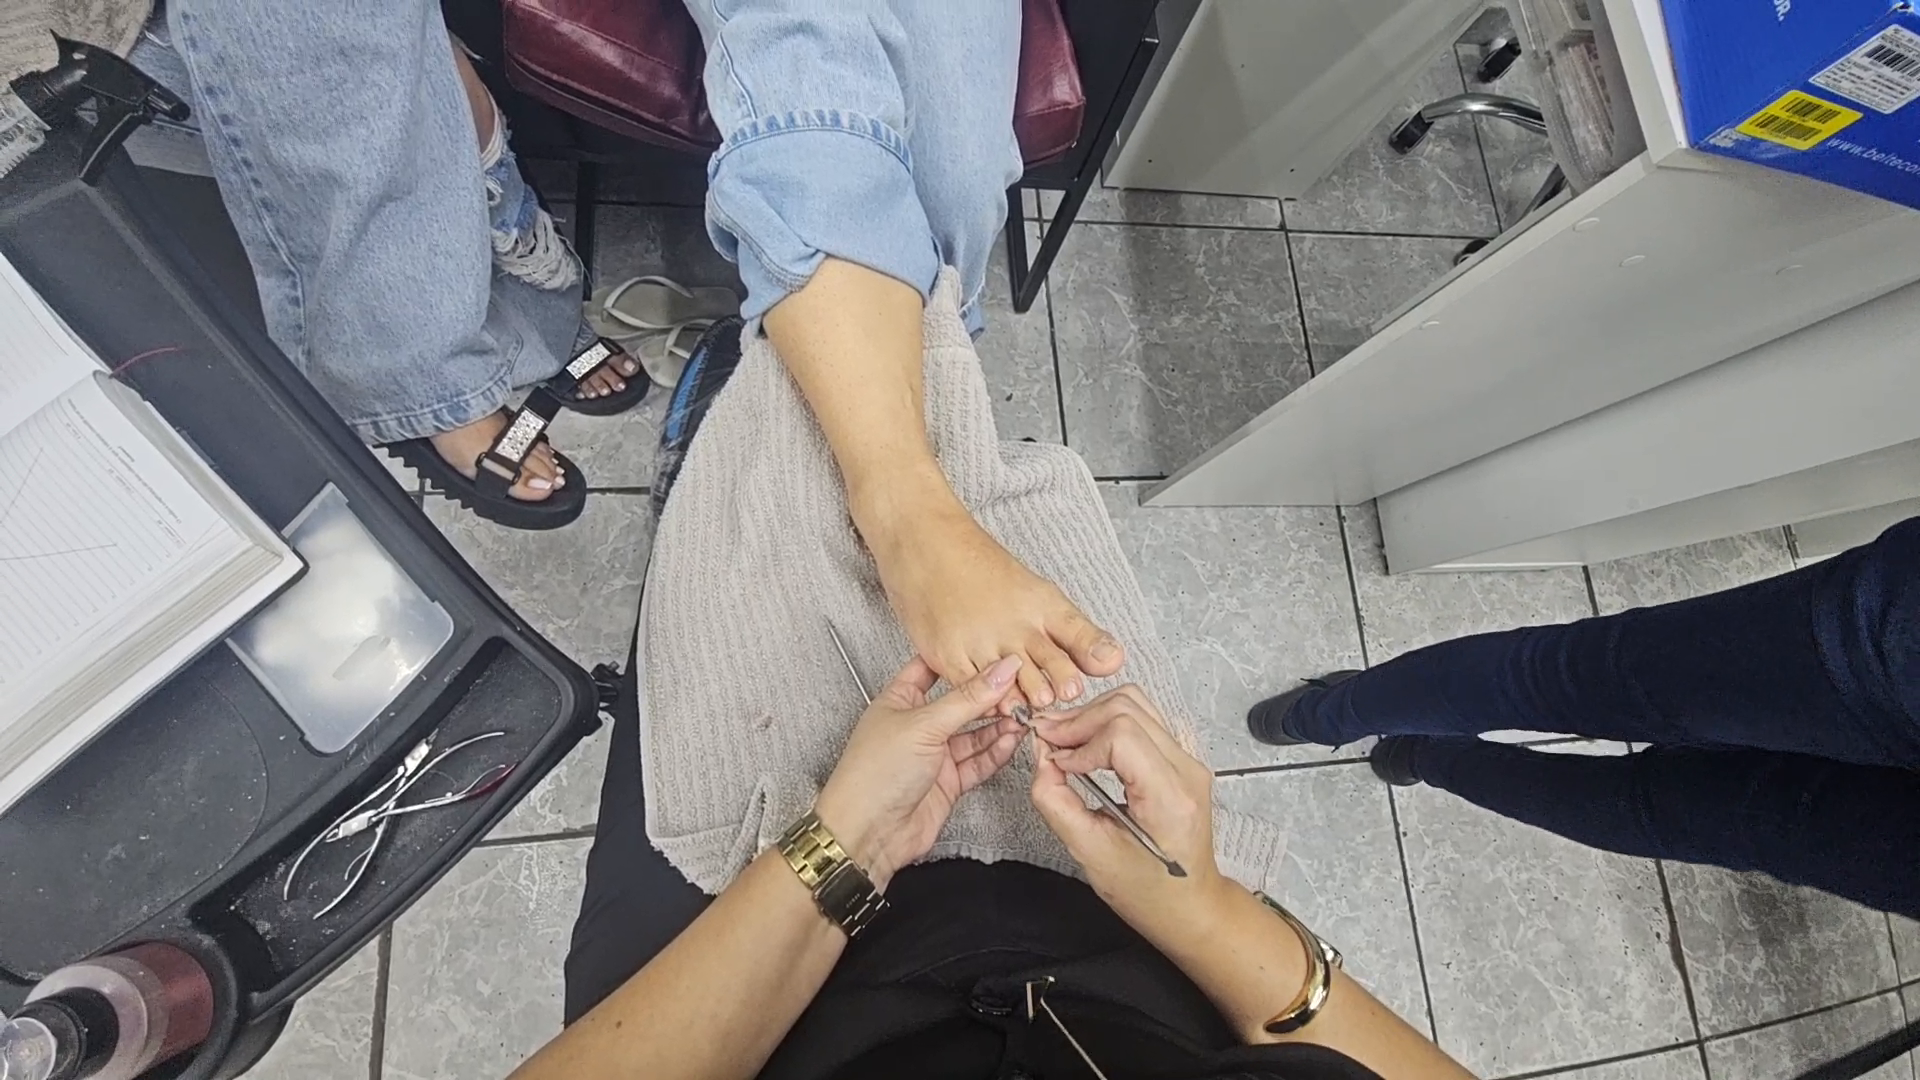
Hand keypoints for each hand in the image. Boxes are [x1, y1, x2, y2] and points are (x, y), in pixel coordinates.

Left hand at [813, 655, 1027, 888]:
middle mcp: (917, 724)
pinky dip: (996, 752)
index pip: (934, 668)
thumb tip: (1000, 671)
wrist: (867, 834)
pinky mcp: (947, 782)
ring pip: (974, 733)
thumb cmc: (875, 774)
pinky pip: (978, 761)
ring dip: (999, 725)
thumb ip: (968, 699)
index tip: (993, 651)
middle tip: (1020, 687)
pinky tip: (1012, 741)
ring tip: (1023, 715)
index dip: (962, 659)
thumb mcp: (924, 725)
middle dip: (990, 696)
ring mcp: (933, 754)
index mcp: (900, 699)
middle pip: (961, 702)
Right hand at [865, 498, 1126, 712]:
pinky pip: (973, 690)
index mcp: (1041, 604)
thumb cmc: (980, 569)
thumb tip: (1114, 661)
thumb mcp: (1036, 593)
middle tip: (1065, 697)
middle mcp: (1015, 623)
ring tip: (1032, 709)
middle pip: (1049, 664)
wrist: (926, 546)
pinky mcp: (949, 656)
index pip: (1077, 635)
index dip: (1089, 657)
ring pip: (1013, 684)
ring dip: (1025, 700)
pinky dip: (987, 704)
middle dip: (1059, 685)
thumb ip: (1075, 633)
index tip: (1097, 671)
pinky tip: (996, 709)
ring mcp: (981, 641)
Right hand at [1028, 685, 1228, 935]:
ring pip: (1133, 702)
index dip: (1079, 741)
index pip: (1121, 735)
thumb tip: (1040, 757)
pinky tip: (1085, 742)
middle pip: (1125, 708)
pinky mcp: (1179, 756)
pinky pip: (1141, 716)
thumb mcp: (1090, 853)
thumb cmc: (1149, 892)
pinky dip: (1106, 720)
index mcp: (1170, 797)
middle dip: (1079, 720)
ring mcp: (1187, 759)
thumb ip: (1057, 802)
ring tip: (1063, 739)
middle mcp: (1186, 770)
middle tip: (1047, 740)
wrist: (1190, 906)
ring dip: (1091, 716)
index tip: (1056, 762)